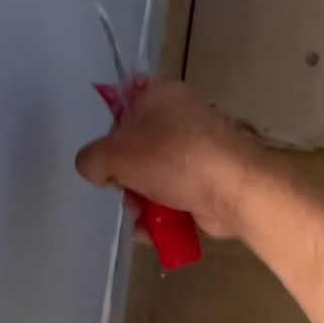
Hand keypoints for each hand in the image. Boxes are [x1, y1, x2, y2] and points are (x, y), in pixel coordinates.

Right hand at [74, 81, 271, 239]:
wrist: (232, 190)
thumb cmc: (173, 159)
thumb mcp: (116, 154)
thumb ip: (91, 159)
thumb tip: (93, 169)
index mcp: (161, 94)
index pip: (122, 105)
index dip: (109, 132)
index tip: (105, 156)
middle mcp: (181, 116)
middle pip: (135, 147)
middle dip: (125, 177)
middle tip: (124, 189)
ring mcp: (197, 149)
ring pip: (152, 175)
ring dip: (141, 200)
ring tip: (143, 214)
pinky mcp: (207, 179)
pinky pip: (172, 194)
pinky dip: (161, 212)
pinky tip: (154, 228)